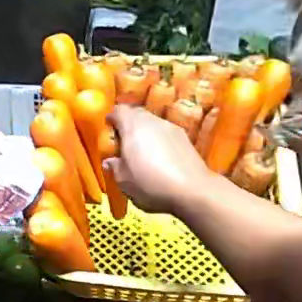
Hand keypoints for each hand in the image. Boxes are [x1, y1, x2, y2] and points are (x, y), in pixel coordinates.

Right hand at [106, 105, 220, 214]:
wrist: (192, 190)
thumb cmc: (150, 184)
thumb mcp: (123, 181)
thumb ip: (114, 167)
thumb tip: (109, 161)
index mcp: (132, 126)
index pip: (118, 110)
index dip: (111, 119)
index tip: (108, 132)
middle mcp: (152, 121)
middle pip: (136, 115)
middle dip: (128, 126)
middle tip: (123, 144)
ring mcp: (170, 128)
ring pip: (152, 124)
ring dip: (145, 134)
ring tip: (142, 154)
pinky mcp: (185, 138)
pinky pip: (165, 135)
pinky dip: (159, 142)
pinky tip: (160, 160)